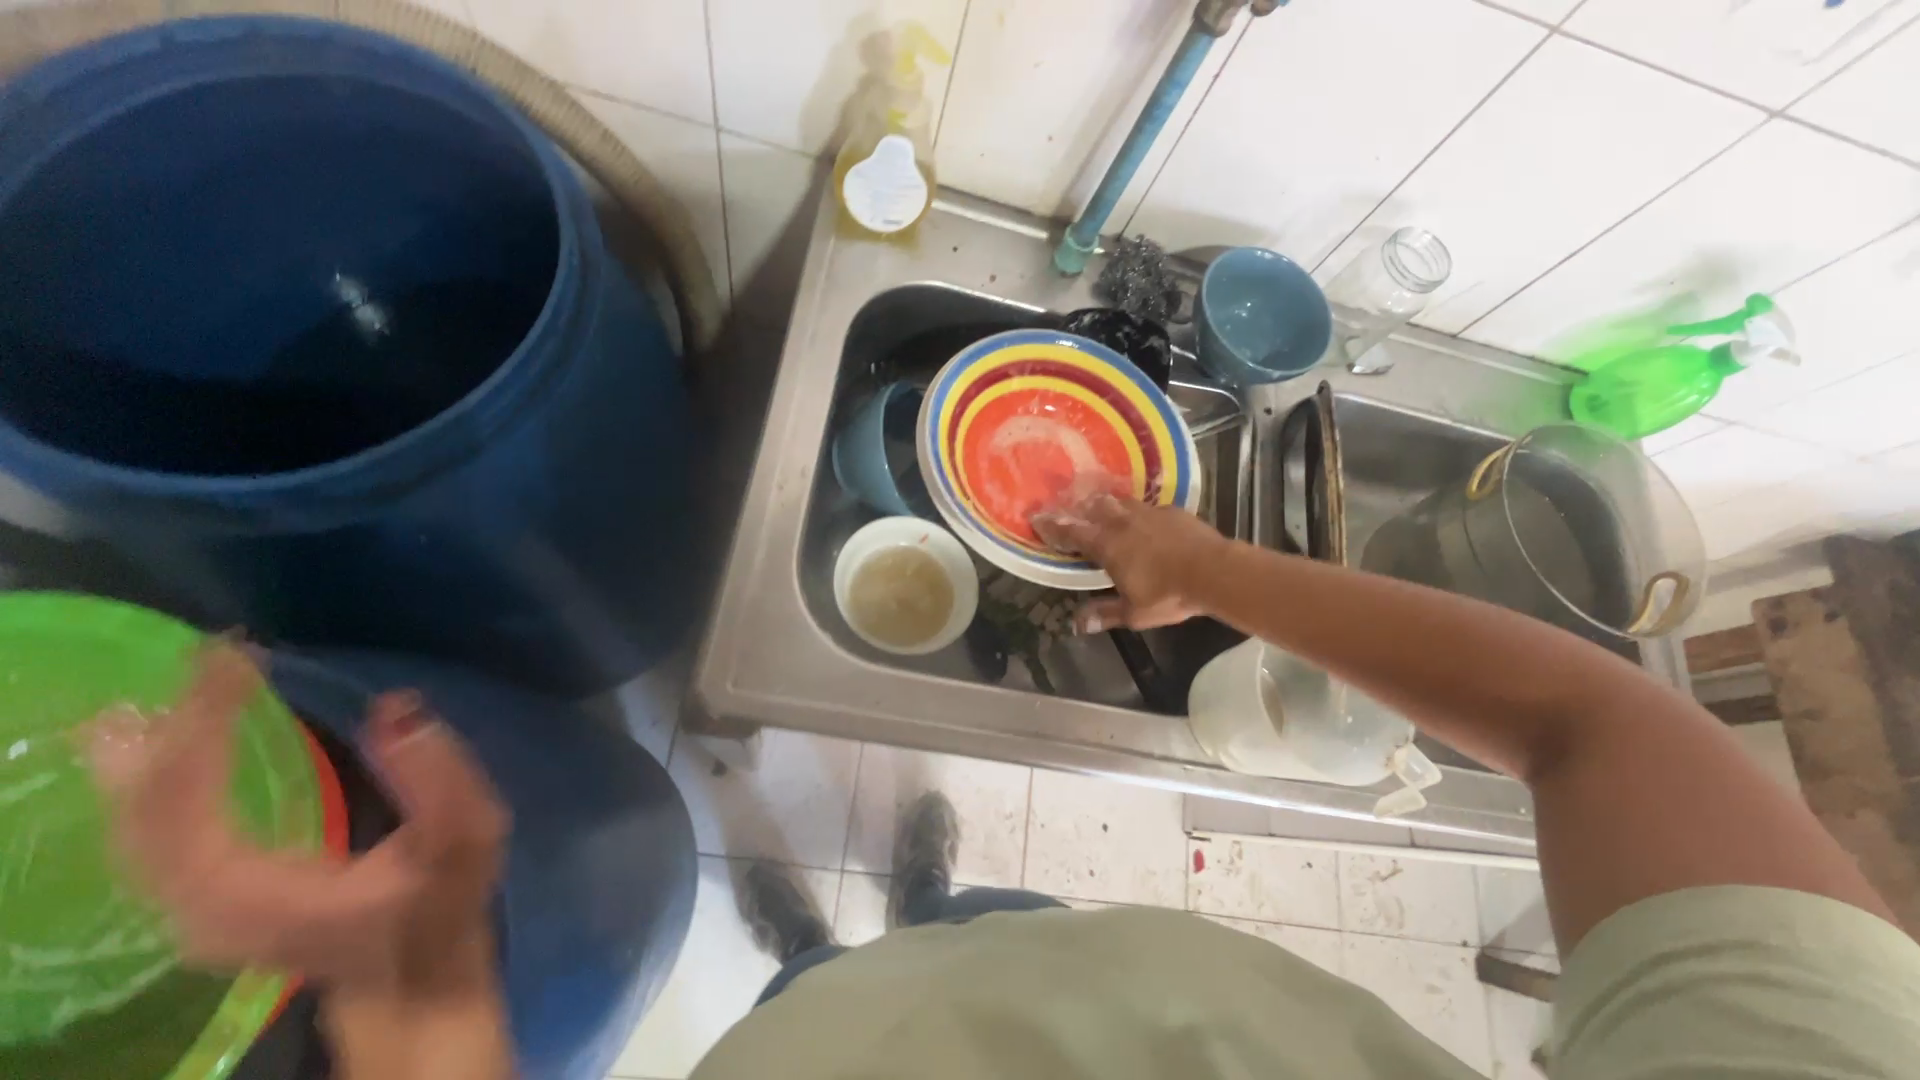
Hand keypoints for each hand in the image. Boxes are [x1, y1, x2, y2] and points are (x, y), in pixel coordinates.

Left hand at [85, 642, 509, 999]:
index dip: (202, 723)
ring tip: (167, 688)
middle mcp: (197, 908)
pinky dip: (153, 777)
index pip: (189, 801)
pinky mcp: (201, 896)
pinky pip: (151, 830)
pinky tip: (159, 741)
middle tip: (212, 656)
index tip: (236, 657)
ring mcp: (191, 907)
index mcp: (252, 895)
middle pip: (145, 810)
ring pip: (133, 822)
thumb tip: (396, 707)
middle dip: (173, 726)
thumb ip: (439, 779)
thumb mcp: (464, 841)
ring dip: (148, 750)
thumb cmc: (442, 906)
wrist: (412, 979)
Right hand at [1031, 494, 1229, 632]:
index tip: (1039, 517)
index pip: (1072, 532)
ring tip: (1105, 507)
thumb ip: (1105, 614)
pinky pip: (1148, 507)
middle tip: (1073, 508)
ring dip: (1109, 504)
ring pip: (1121, 501)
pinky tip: (1145, 519)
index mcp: (1107, 545)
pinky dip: (1139, 511)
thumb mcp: (1134, 613)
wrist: (1214, 571)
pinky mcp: (1172, 511)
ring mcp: (1149, 513)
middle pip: (1095, 506)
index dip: (1054, 526)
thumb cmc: (1169, 594)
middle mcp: (1123, 523)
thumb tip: (1078, 624)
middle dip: (1081, 506)